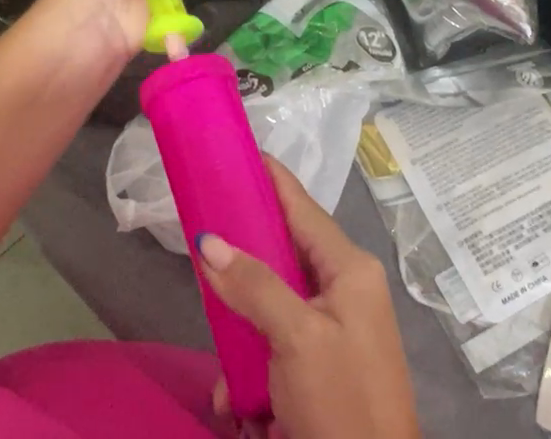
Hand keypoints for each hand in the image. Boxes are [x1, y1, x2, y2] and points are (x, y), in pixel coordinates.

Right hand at [198, 159, 420, 438]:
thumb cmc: (342, 398)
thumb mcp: (296, 337)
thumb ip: (254, 284)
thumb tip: (208, 238)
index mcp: (349, 269)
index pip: (302, 206)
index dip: (269, 178)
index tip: (234, 152)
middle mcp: (341, 289)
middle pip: (280, 252)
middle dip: (240, 259)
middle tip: (201, 247)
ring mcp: (329, 329)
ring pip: (267, 303)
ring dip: (238, 329)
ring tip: (222, 355)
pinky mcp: (314, 365)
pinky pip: (269, 346)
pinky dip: (248, 368)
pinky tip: (237, 399)